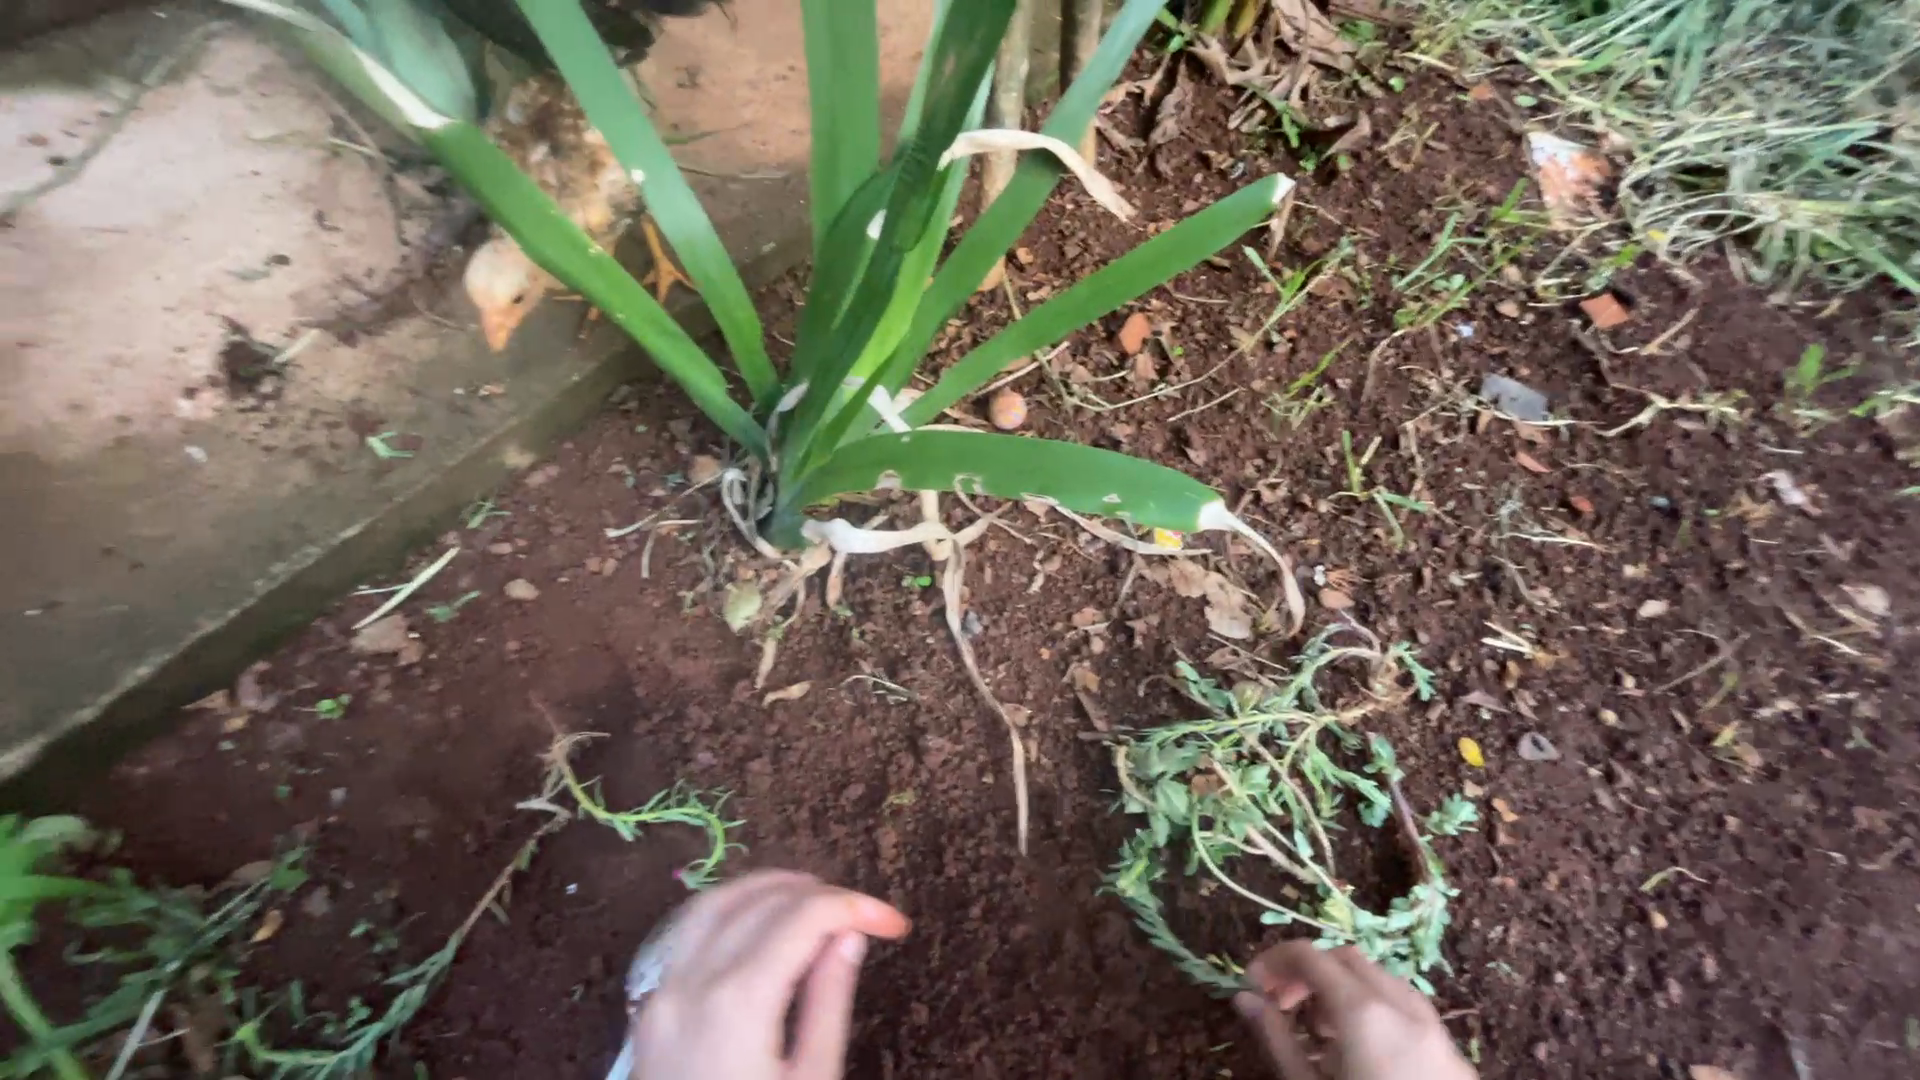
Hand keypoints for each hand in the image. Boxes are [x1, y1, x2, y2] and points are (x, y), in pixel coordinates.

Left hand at [630, 871, 910, 1079]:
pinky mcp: (647, 1010)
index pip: (806, 915)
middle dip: (820, 894)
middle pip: (763, 900)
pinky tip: (756, 921)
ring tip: (816, 898)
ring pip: (716, 901)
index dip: (857, 905)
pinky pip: (688, 931)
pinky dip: (729, 908)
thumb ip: (828, 1000)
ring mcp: (660, 993)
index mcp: (738, 999)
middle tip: (862, 914)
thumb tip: (850, 933)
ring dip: (769, 888)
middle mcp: (691, 980)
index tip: (895, 925)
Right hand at [1233, 942, 1475, 1079]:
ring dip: (1343, 986)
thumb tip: (1244, 998)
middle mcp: (1401, 1007)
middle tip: (1282, 1003)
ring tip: (1321, 1028)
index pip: (1308, 955)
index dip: (1273, 961)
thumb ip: (1275, 1038)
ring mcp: (1435, 1030)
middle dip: (1307, 971)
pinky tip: (1364, 1048)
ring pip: (1381, 978)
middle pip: (1344, 958)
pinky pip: (1409, 1008)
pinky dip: (1377, 1007)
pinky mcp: (1457, 1058)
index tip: (1252, 986)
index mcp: (1362, 1011)